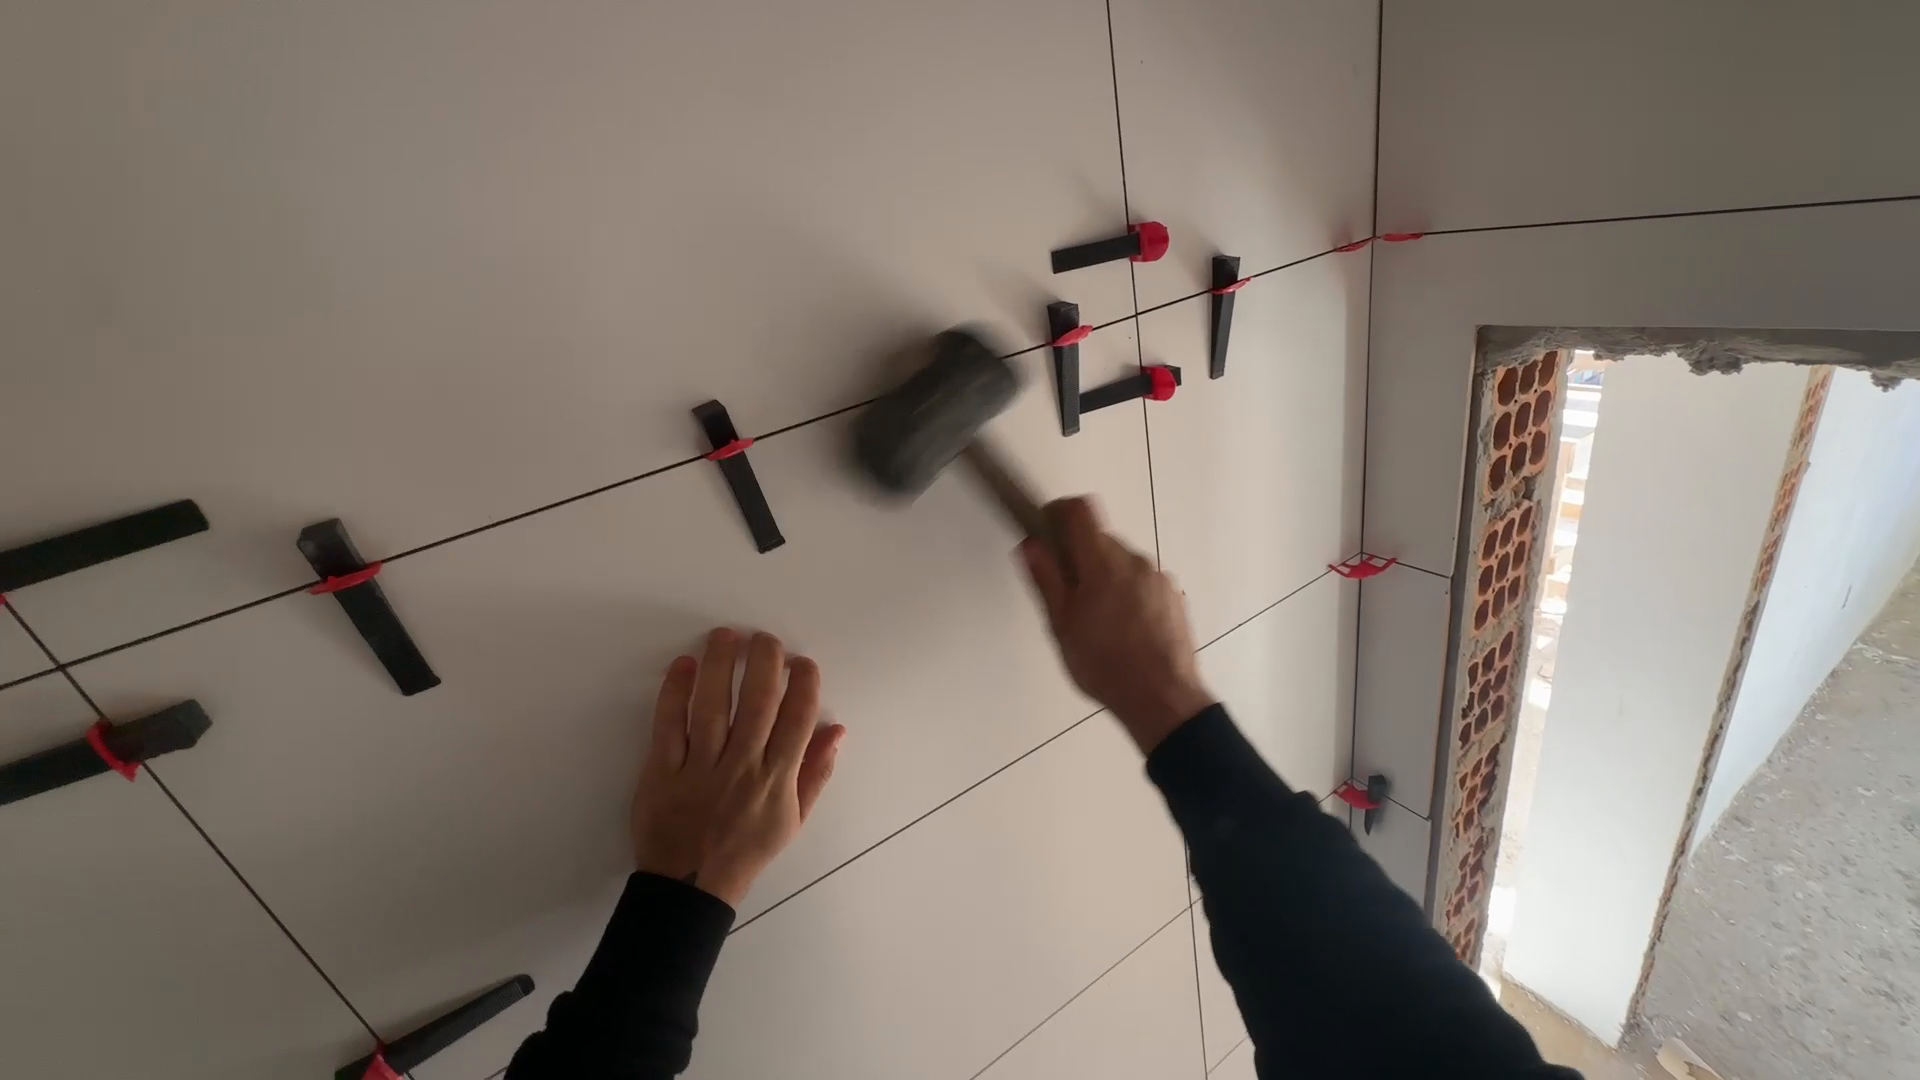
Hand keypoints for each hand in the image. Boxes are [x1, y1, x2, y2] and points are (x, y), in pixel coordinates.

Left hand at [631, 628, 845, 906]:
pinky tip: (684, 665)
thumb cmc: (747, 849)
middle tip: (765, 638)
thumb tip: (837, 729)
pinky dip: (674, 694)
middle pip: (757, 704)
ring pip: (712, 708)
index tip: (803, 661)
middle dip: (765, 663)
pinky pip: (668, 727)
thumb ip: (816, 772)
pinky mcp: (661, 772)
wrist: (690, 886)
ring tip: (725, 635)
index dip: (803, 684)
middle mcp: (742, 768)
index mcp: (776, 779)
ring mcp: (700, 769)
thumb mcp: (794, 819)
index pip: (796, 720)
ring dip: (721, 666)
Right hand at [1019, 498, 1215, 753]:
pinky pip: (1142, 580)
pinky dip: (1128, 591)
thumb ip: (1046, 579)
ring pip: (1122, 561)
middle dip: (1080, 555)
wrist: (1163, 699)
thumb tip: (1030, 544)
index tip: (1046, 527)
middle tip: (1066, 594)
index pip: (1080, 510)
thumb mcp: (1062, 625)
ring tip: (1098, 620)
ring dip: (1105, 575)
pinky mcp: (1174, 596)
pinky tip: (1124, 628)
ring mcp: (1158, 577)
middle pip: (1100, 538)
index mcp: (1103, 563)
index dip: (1059, 510)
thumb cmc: (1104, 665)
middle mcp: (1135, 560)